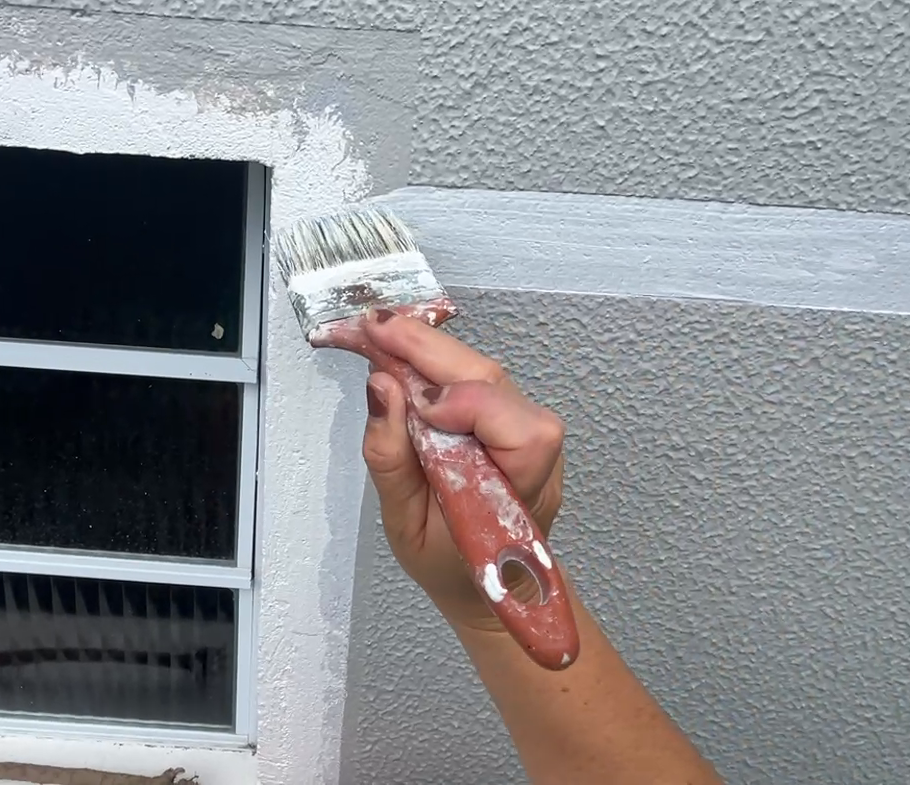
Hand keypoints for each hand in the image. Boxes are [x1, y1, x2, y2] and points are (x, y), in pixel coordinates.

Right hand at [359, 312, 566, 632]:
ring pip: (483, 369)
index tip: (417, 403)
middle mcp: (535, 452)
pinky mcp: (507, 411)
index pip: (521, 432)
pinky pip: (475, 373)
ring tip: (380, 334)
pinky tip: (403, 349)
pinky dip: (435, 356)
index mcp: (520, 494)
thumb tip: (381, 386)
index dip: (469, 405)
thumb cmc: (449, 563)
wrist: (484, 581)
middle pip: (492, 379)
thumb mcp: (405, 526)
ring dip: (428, 347)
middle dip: (429, 348)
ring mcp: (525, 426)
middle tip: (373, 327)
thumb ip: (391, 459)